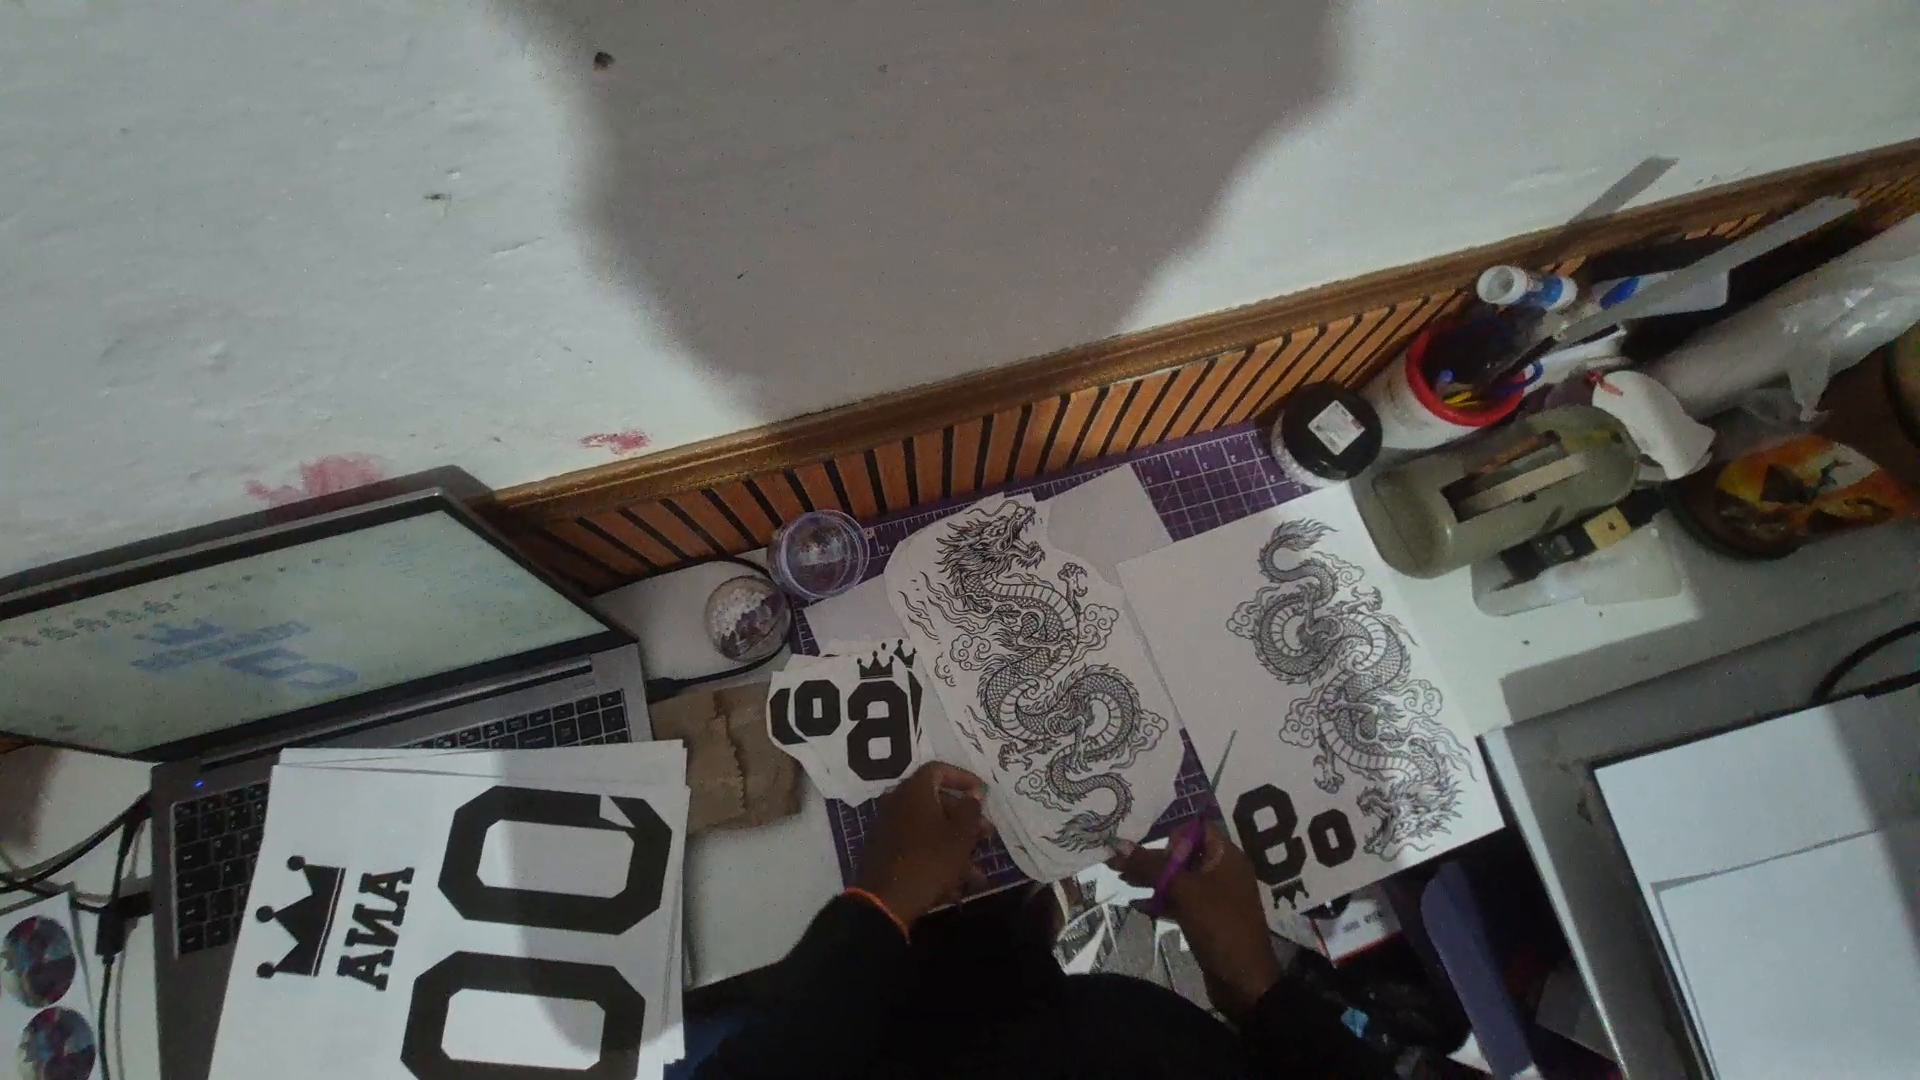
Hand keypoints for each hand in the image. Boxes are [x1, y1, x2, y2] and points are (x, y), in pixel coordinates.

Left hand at [855, 761, 992, 924]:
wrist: (886, 902)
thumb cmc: (930, 860)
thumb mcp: (961, 835)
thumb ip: (971, 809)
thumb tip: (975, 792)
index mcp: (914, 791)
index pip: (939, 770)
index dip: (964, 778)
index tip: (982, 794)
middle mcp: (898, 803)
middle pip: (936, 801)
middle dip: (965, 819)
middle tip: (987, 835)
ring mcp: (889, 829)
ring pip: (930, 829)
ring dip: (956, 846)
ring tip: (977, 872)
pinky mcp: (886, 853)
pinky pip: (918, 847)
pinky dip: (938, 859)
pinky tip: (957, 887)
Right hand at [1111, 822, 1282, 1018]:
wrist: (1244, 984)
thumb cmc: (1219, 926)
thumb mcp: (1183, 891)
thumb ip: (1150, 866)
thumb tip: (1117, 843)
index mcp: (1226, 857)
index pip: (1196, 830)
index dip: (1173, 837)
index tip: (1156, 854)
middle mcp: (1222, 871)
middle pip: (1182, 855)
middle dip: (1150, 859)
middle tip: (1119, 863)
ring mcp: (1214, 896)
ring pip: (1178, 879)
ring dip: (1150, 879)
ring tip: (1120, 878)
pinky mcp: (1206, 918)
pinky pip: (1180, 900)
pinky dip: (1160, 900)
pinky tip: (1136, 904)